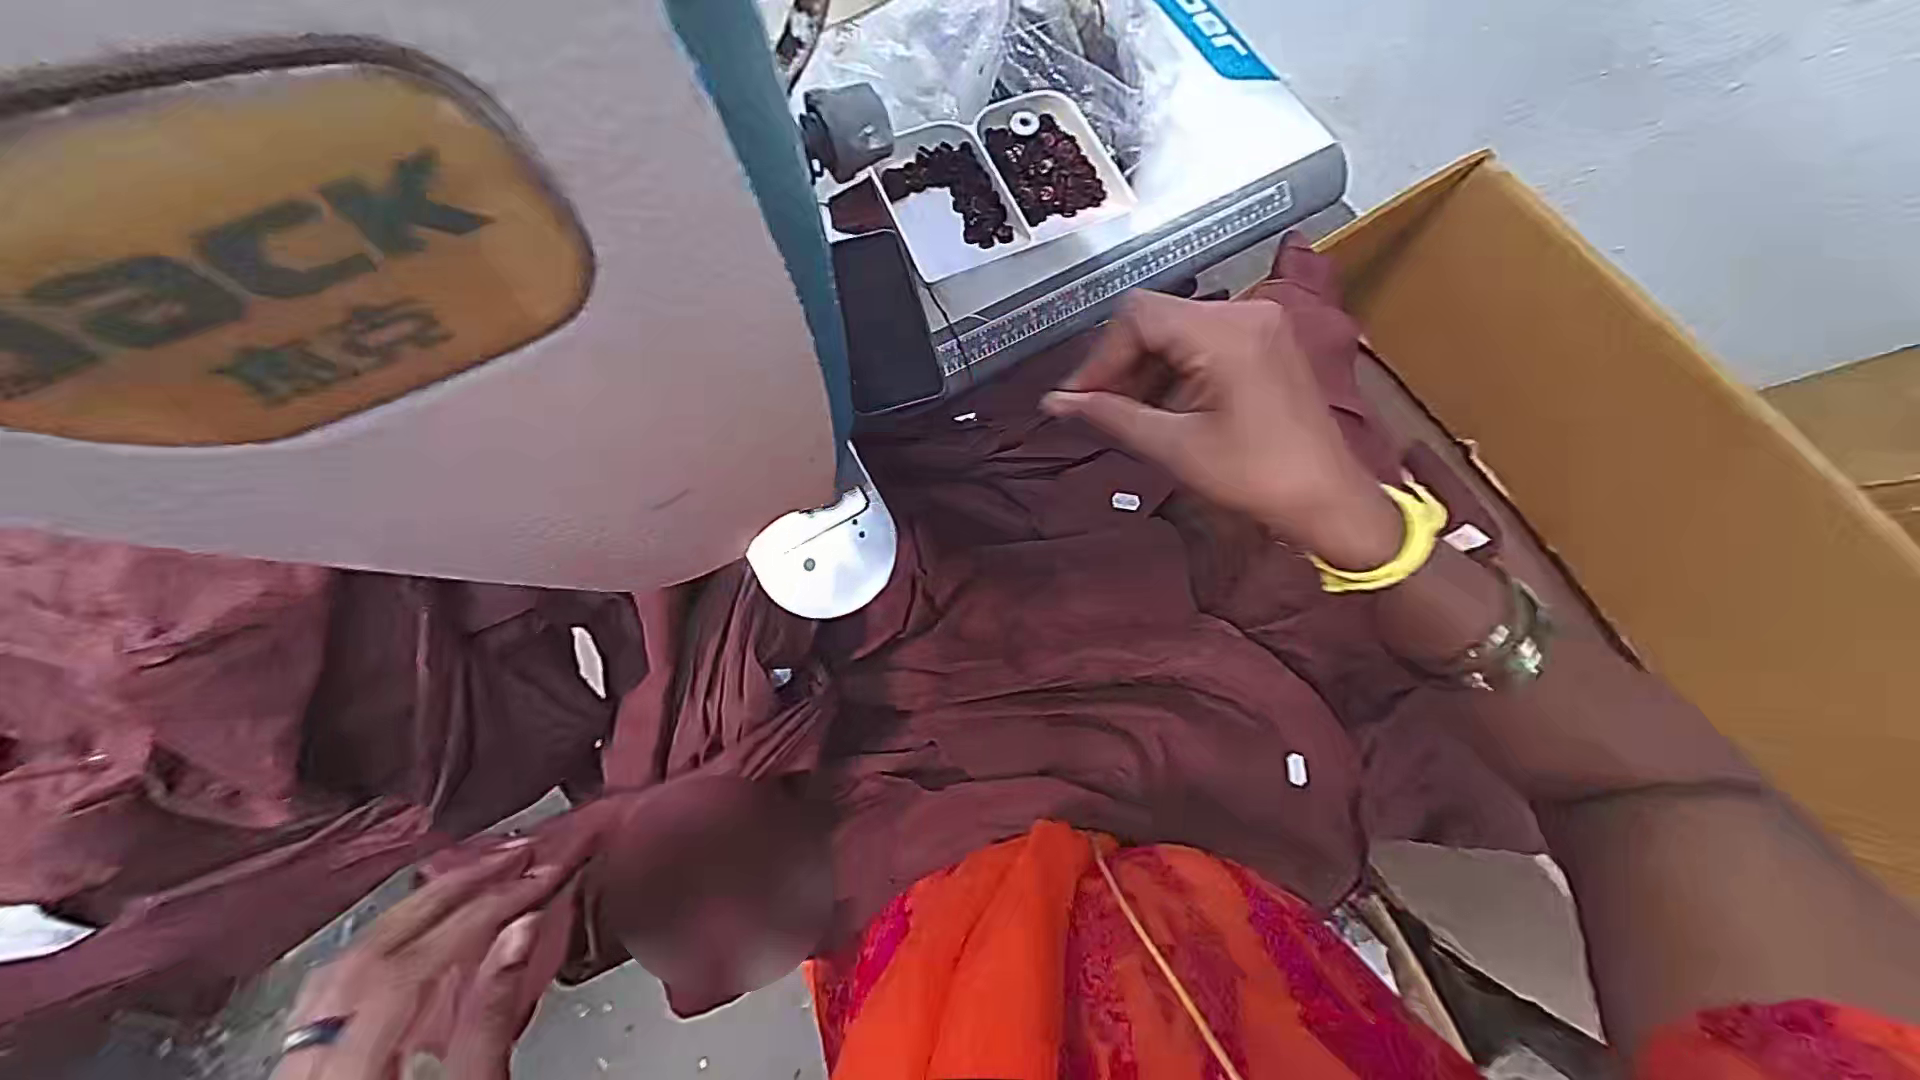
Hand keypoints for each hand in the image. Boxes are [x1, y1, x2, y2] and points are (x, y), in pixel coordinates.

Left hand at [270, 839, 581, 1079]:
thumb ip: (491, 1017)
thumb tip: (524, 928)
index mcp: (347, 1077)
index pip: (418, 961)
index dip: (487, 907)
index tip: (540, 876)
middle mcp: (305, 1064)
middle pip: (375, 946)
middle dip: (456, 886)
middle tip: (514, 854)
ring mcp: (293, 1063)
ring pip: (347, 956)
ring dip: (421, 901)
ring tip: (477, 871)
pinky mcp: (302, 1062)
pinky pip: (336, 979)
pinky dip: (389, 933)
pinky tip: (423, 916)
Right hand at [1042, 291, 1402, 568]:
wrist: (1325, 498)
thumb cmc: (1255, 477)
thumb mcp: (1173, 446)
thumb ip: (1110, 415)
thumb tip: (1056, 402)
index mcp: (1225, 333)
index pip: (1137, 317)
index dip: (1099, 357)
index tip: (1078, 398)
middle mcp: (1246, 312)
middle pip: (1155, 319)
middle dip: (1120, 364)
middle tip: (1097, 409)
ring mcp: (1260, 324)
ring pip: (1175, 330)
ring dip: (1144, 369)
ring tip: (1127, 414)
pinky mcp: (1265, 341)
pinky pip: (1201, 341)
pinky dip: (1173, 370)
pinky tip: (1161, 407)